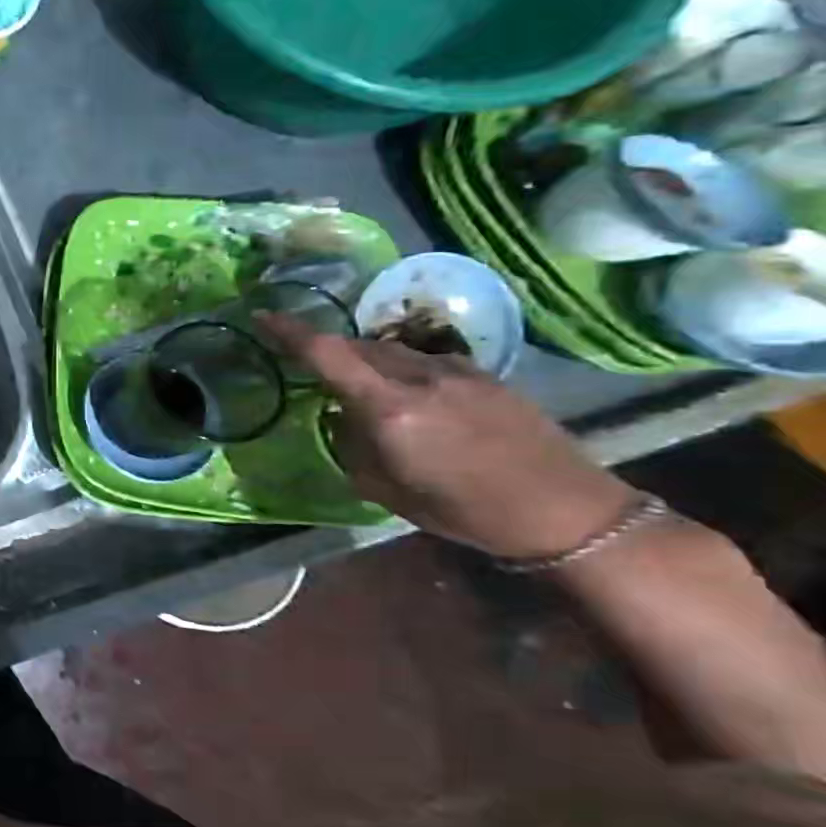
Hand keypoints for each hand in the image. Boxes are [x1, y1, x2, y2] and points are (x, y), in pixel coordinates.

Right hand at [259, 314, 640, 559]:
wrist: (565, 510)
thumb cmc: (463, 509)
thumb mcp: (383, 487)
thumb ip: (351, 442)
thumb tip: (342, 416)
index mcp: (390, 408)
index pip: (326, 353)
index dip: (288, 331)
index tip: (262, 316)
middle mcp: (419, 377)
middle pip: (355, 346)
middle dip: (325, 350)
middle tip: (306, 363)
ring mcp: (454, 371)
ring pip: (388, 350)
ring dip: (362, 360)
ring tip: (355, 384)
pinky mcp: (482, 374)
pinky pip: (420, 360)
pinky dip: (397, 368)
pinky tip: (405, 394)